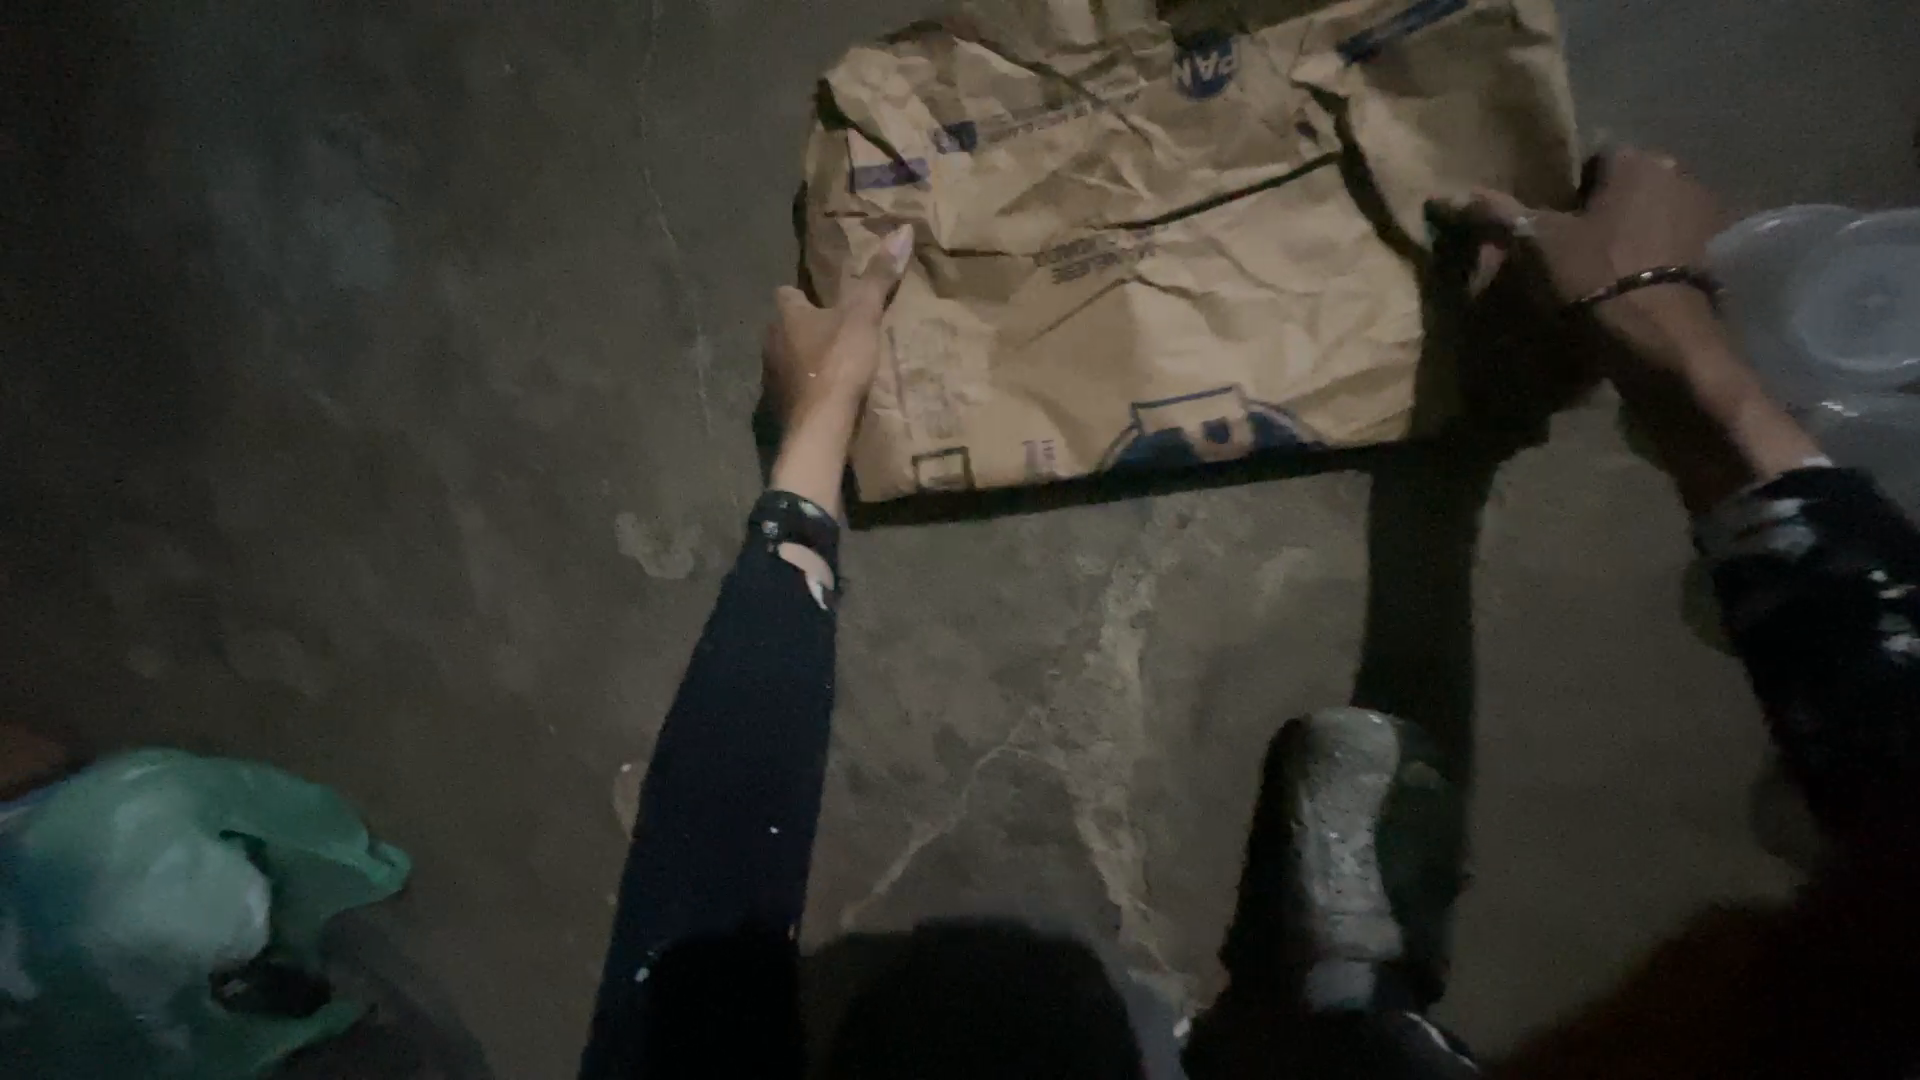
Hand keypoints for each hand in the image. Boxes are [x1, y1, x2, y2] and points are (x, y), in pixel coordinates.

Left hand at [762, 224, 913, 517]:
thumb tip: (902, 229)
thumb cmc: (838, 362)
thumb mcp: (863, 315)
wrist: (820, 424)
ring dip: (804, 362)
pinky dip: (805, 392)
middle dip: (804, 330)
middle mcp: (769, 341)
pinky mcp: (777, 408)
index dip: (803, 295)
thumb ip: (878, 277)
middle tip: (835, 336)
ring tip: (833, 369)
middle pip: (785, 328)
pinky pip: (791, 392)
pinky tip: (825, 399)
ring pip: (786, 360)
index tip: (824, 301)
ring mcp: (770, 377)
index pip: (786, 292)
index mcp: (785, 314)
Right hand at [1447, 147, 1822, 511]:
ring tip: (1588, 271)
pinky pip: (1665, 245)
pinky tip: (1620, 285)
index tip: (1542, 221)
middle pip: (1622, 187)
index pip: (1592, 159)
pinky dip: (1644, 258)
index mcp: (1637, 161)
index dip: (1563, 189)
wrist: (1652, 333)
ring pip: (1645, 215)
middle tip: (1560, 247)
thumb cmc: (1589, 274)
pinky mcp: (1711, 252)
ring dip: (1622, 233)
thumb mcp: (1531, 243)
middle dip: (1595, 210)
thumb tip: (1443, 196)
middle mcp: (1678, 174)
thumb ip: (1494, 214)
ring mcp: (1702, 213)